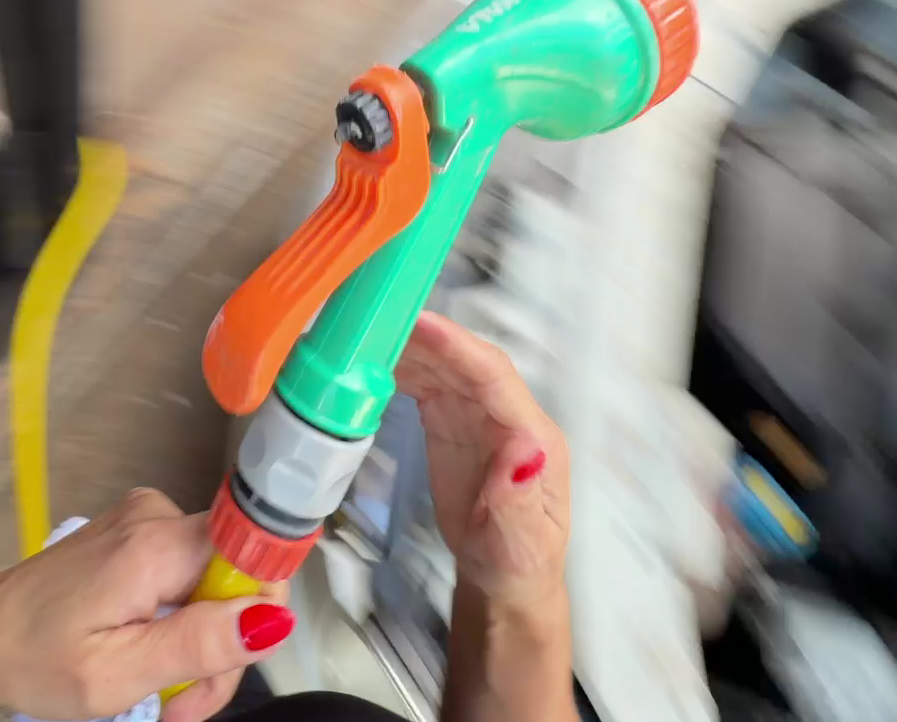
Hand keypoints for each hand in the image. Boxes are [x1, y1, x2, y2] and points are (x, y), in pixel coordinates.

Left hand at [0, 487, 292, 721]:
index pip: (251, 547)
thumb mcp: (116, 674)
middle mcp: (154, 513)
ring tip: (157, 688)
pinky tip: (147, 651)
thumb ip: (197, 644)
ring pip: (211, 580)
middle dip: (220, 646)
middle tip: (181, 704)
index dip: (260, 602)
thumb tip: (272, 617)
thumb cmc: (36, 658)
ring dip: (198, 640)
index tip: (231, 656)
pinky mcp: (136, 529)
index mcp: (153, 543)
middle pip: (232, 575)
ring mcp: (144, 516)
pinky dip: (178, 617)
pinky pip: (186, 572)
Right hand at [396, 311, 569, 611]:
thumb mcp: (521, 544)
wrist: (500, 579)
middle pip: (464, 360)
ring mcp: (476, 414)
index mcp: (532, 436)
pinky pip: (425, 382)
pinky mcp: (450, 419)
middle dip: (424, 335)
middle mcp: (505, 414)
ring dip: (407, 346)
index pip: (494, 376)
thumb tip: (524, 452)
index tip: (421, 322)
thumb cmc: (516, 565)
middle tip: (378, 318)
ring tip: (365, 334)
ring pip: (442, 365)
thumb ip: (521, 500)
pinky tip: (371, 363)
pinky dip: (399, 368)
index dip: (456, 345)